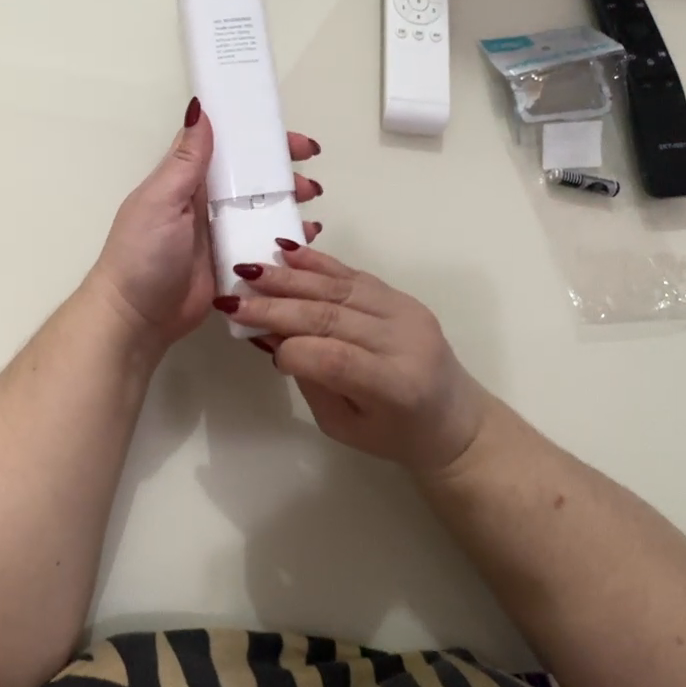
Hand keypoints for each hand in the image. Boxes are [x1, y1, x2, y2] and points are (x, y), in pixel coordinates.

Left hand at [84, 97, 323, 351]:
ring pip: (263, 209)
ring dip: (290, 203)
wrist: (136, 318)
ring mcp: (220, 234)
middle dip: (284, 173)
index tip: (289, 137)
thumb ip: (185, 159)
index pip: (225, 147)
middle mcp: (205, 203)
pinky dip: (287, 238)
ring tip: (311, 205)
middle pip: (252, 178)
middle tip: (311, 179)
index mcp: (186, 181)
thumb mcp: (161, 200)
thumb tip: (200, 107)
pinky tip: (307, 237)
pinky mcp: (233, 264)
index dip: (257, 137)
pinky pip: (265, 244)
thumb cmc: (142, 253)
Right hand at [213, 244, 489, 472]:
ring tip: (250, 271)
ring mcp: (406, 313)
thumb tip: (269, 336)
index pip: (334, 358)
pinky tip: (286, 252)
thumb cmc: (394, 434)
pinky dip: (317, 262)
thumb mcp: (344, 425)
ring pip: (338, 289)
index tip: (256, 343)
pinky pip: (354, 275)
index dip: (291, 349)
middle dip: (275, 306)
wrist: (453, 419)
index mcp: (395, 387)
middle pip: (330, 316)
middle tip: (232, 298)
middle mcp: (404, 342)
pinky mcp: (402, 297)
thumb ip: (310, 380)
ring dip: (289, 278)